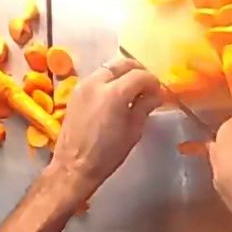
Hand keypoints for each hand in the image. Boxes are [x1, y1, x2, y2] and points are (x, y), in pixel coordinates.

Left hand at [47, 56, 161, 196]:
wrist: (73, 166)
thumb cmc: (106, 155)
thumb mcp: (132, 132)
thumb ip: (144, 107)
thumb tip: (156, 95)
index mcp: (114, 93)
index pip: (140, 75)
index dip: (153, 82)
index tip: (158, 93)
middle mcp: (97, 82)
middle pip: (123, 64)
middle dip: (138, 71)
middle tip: (146, 86)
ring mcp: (83, 85)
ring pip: (108, 68)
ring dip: (122, 74)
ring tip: (131, 91)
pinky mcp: (74, 92)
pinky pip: (96, 77)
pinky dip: (108, 80)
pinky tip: (114, 96)